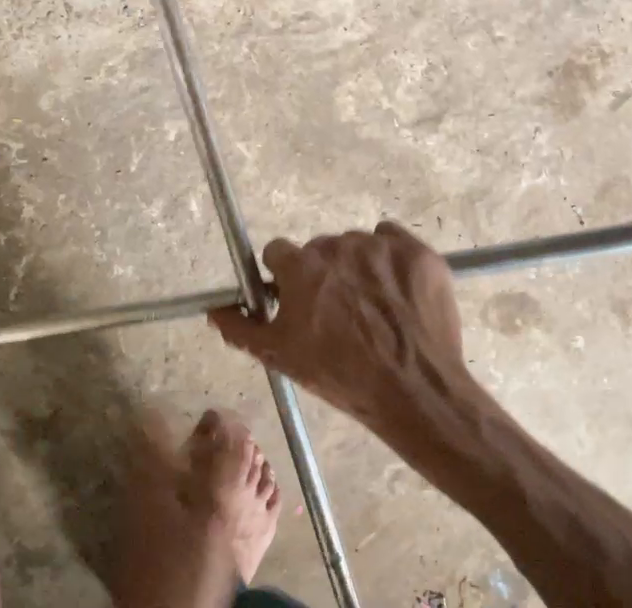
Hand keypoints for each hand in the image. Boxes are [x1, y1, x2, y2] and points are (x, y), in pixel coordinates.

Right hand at [211, 222, 488, 469]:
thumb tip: (214, 311)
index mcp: (300, 266)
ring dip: (357, 268)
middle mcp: (337, 246)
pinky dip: (389, 258)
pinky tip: (395, 291)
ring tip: (372, 309)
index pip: (279, 253)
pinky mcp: (417, 252)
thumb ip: (241, 329)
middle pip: (319, 250)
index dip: (286, 278)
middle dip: (323, 275)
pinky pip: (392, 239)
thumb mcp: (281, 356)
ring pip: (355, 246)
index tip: (299, 301)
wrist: (415, 392)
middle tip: (338, 313)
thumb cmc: (341, 375)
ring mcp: (380, 246)